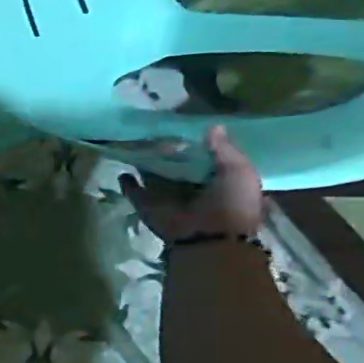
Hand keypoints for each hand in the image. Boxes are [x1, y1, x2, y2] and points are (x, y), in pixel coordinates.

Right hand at [119, 125, 265, 240]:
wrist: (209, 237)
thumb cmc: (231, 203)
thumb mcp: (239, 172)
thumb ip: (224, 150)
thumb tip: (212, 125)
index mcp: (217, 180)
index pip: (203, 158)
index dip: (194, 144)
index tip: (182, 127)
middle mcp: (191, 187)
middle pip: (175, 164)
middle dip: (166, 151)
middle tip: (154, 131)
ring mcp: (167, 196)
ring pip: (152, 174)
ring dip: (145, 162)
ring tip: (135, 144)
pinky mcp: (147, 204)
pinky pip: (133, 190)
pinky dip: (127, 181)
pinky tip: (123, 168)